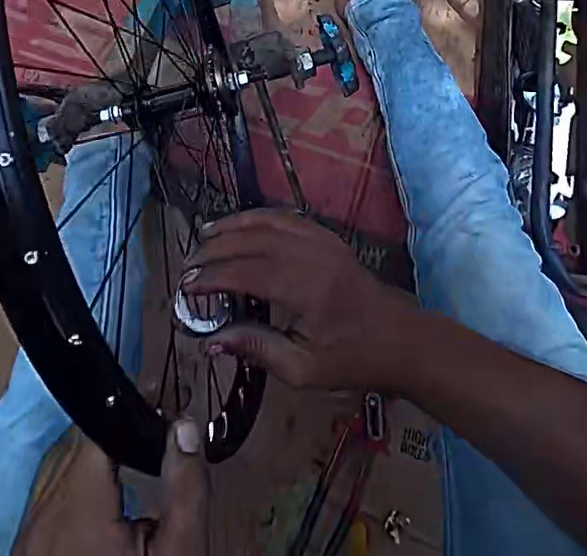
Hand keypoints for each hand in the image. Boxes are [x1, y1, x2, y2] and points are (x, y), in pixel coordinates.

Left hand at [15, 420, 208, 555]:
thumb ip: (185, 490)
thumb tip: (185, 427)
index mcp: (77, 501)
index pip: (98, 425)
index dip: (130, 409)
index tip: (161, 404)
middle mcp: (44, 506)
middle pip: (83, 446)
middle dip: (120, 439)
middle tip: (159, 447)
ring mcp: (31, 529)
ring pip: (67, 471)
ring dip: (101, 465)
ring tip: (140, 474)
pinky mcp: (29, 547)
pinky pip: (55, 499)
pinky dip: (83, 495)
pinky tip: (109, 518)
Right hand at [183, 209, 419, 391]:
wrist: (400, 337)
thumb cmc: (353, 358)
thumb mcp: (304, 369)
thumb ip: (257, 348)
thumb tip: (211, 342)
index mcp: (307, 288)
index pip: (247, 272)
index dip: (212, 276)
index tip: (186, 285)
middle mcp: (311, 254)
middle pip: (250, 240)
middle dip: (214, 249)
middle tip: (188, 264)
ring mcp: (319, 238)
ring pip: (264, 220)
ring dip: (230, 226)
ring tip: (203, 237)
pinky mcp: (323, 234)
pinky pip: (281, 216)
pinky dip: (253, 217)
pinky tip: (236, 225)